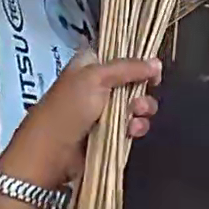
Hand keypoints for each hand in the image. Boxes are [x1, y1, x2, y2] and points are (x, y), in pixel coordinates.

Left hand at [0, 52, 160, 186]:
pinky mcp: (109, 132)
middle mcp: (97, 84)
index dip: (137, 59)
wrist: (51, 153)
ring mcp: (104, 110)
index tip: (153, 67)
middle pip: (132, 79)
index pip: (119, 54)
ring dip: (142, 108)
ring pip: (135, 103)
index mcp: (89, 65)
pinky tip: (132, 130)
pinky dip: (136, 126)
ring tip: (136, 115)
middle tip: (140, 96)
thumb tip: (157, 63)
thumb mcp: (95, 78)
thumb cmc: (69, 108)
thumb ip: (128, 68)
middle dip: (142, 88)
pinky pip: (132, 124)